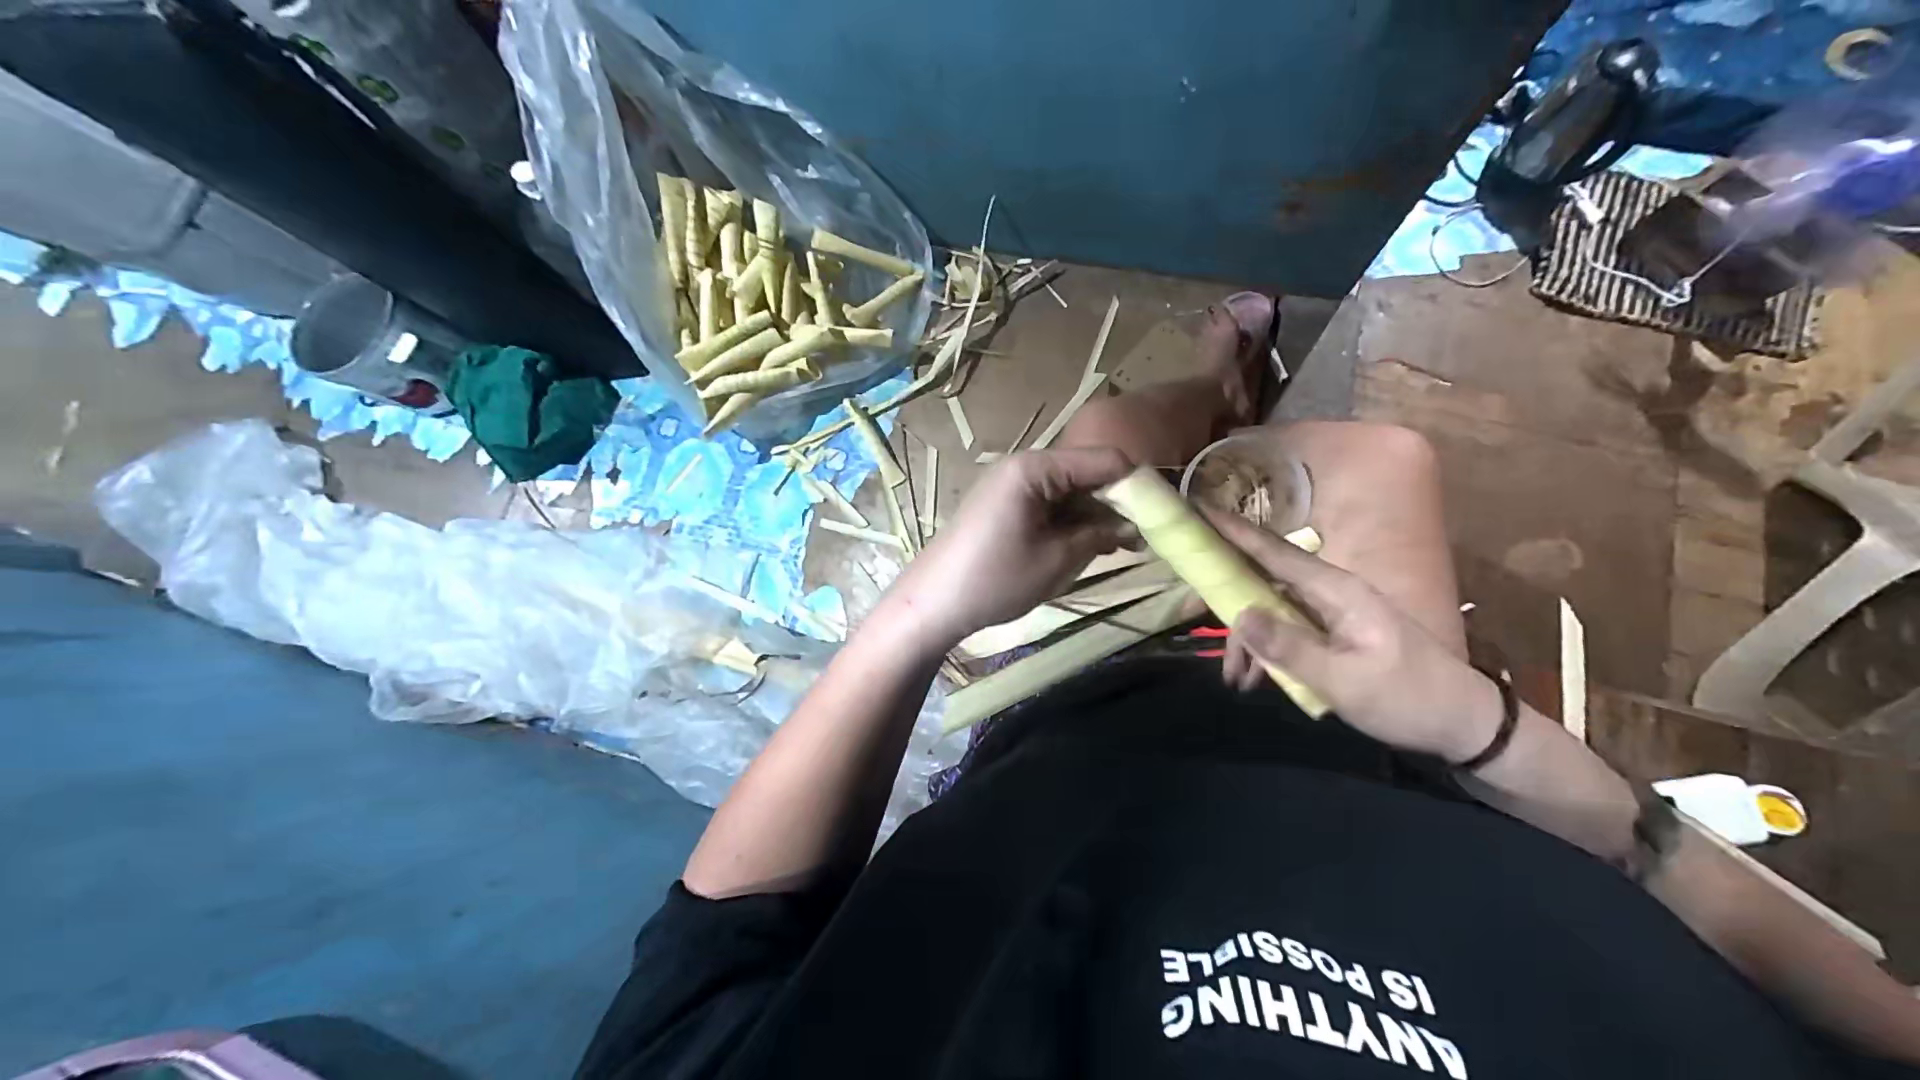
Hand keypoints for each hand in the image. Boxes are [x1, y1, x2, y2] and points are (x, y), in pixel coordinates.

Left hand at [875, 448, 1133, 650]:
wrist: (933, 602)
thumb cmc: (996, 579)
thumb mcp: (1057, 559)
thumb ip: (1099, 534)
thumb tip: (1131, 525)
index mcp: (1034, 468)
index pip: (1103, 459)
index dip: (1138, 483)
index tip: (1165, 513)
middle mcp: (1023, 466)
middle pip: (1086, 472)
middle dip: (1118, 501)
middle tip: (1146, 537)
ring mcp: (1011, 485)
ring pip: (1070, 490)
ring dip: (1096, 514)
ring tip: (1125, 547)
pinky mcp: (1004, 505)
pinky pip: (1049, 503)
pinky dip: (1072, 521)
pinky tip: (1092, 544)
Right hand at [1206, 508, 1502, 762]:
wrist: (1463, 725)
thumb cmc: (1408, 698)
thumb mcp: (1345, 680)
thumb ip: (1288, 647)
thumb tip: (1239, 614)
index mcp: (1337, 591)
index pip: (1274, 552)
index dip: (1233, 530)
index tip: (1198, 510)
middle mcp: (1330, 593)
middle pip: (1262, 582)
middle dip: (1226, 601)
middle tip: (1191, 616)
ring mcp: (1331, 613)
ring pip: (1269, 611)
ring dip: (1247, 641)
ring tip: (1236, 680)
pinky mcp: (1331, 633)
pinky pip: (1284, 631)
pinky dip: (1265, 652)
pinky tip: (1254, 680)